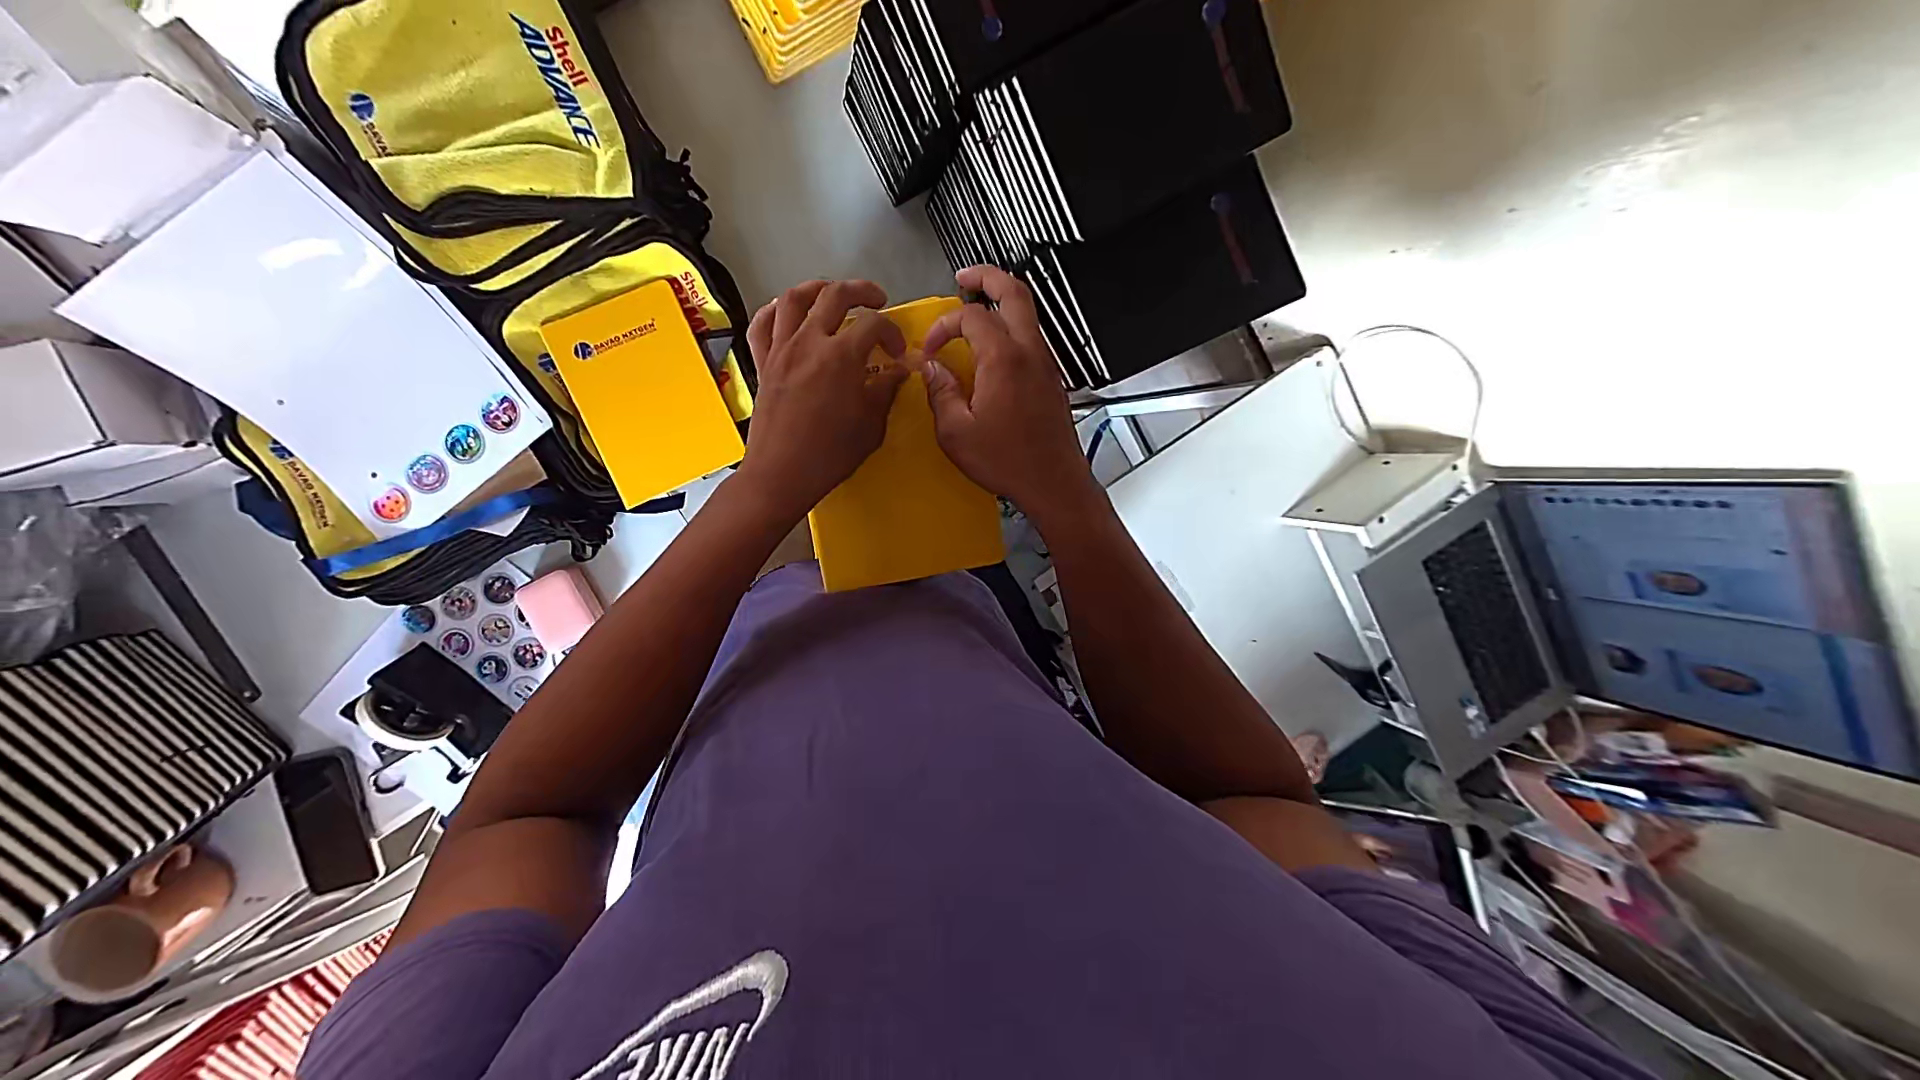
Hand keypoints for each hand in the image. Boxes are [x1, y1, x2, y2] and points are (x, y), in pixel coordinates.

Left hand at [736, 279, 908, 523]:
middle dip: (861, 291)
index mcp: (841, 356)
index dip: (892, 333)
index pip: (874, 325)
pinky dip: (774, 310)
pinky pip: (762, 324)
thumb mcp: (871, 425)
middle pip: (834, 295)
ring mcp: (781, 350)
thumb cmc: (830, 454)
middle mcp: (808, 343)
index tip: (898, 353)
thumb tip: (897, 372)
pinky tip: (786, 312)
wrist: (781, 474)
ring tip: (831, 293)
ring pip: (793, 298)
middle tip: (876, 300)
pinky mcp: (762, 363)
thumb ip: (885, 391)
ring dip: (817, 288)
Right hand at [912, 266, 1098, 523]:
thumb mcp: (956, 433)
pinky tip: (995, 352)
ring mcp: (1046, 366)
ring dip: (1003, 304)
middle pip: (1014, 292)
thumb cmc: (1011, 462)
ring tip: (979, 309)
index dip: (943, 326)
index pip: (969, 317)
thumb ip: (939, 393)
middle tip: (967, 276)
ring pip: (1028, 315)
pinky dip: (1012, 331)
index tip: (931, 350)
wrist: (1053, 484)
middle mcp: (1030, 355)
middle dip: (988, 276)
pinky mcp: (1052, 382)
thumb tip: (931, 371)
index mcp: (1003, 360)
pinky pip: (1032, 341)